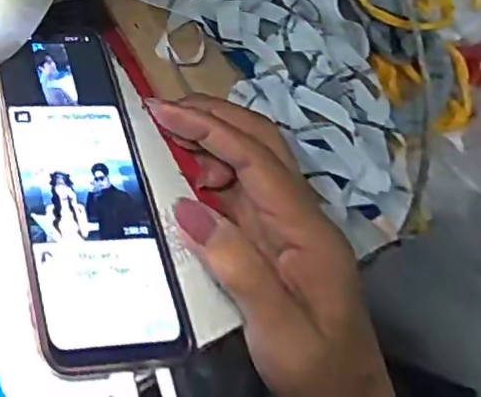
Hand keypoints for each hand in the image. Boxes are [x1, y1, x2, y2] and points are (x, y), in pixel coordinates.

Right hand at [148, 96, 391, 396]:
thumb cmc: (320, 371)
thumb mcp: (280, 333)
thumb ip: (238, 269)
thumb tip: (186, 207)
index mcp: (306, 228)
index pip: (255, 157)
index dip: (207, 126)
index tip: (162, 111)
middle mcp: (297, 212)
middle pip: (258, 139)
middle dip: (209, 114)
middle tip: (159, 110)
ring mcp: (283, 219)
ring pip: (246, 153)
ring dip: (205, 135)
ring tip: (163, 138)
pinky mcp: (266, 230)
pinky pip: (233, 180)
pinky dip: (203, 164)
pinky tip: (180, 175)